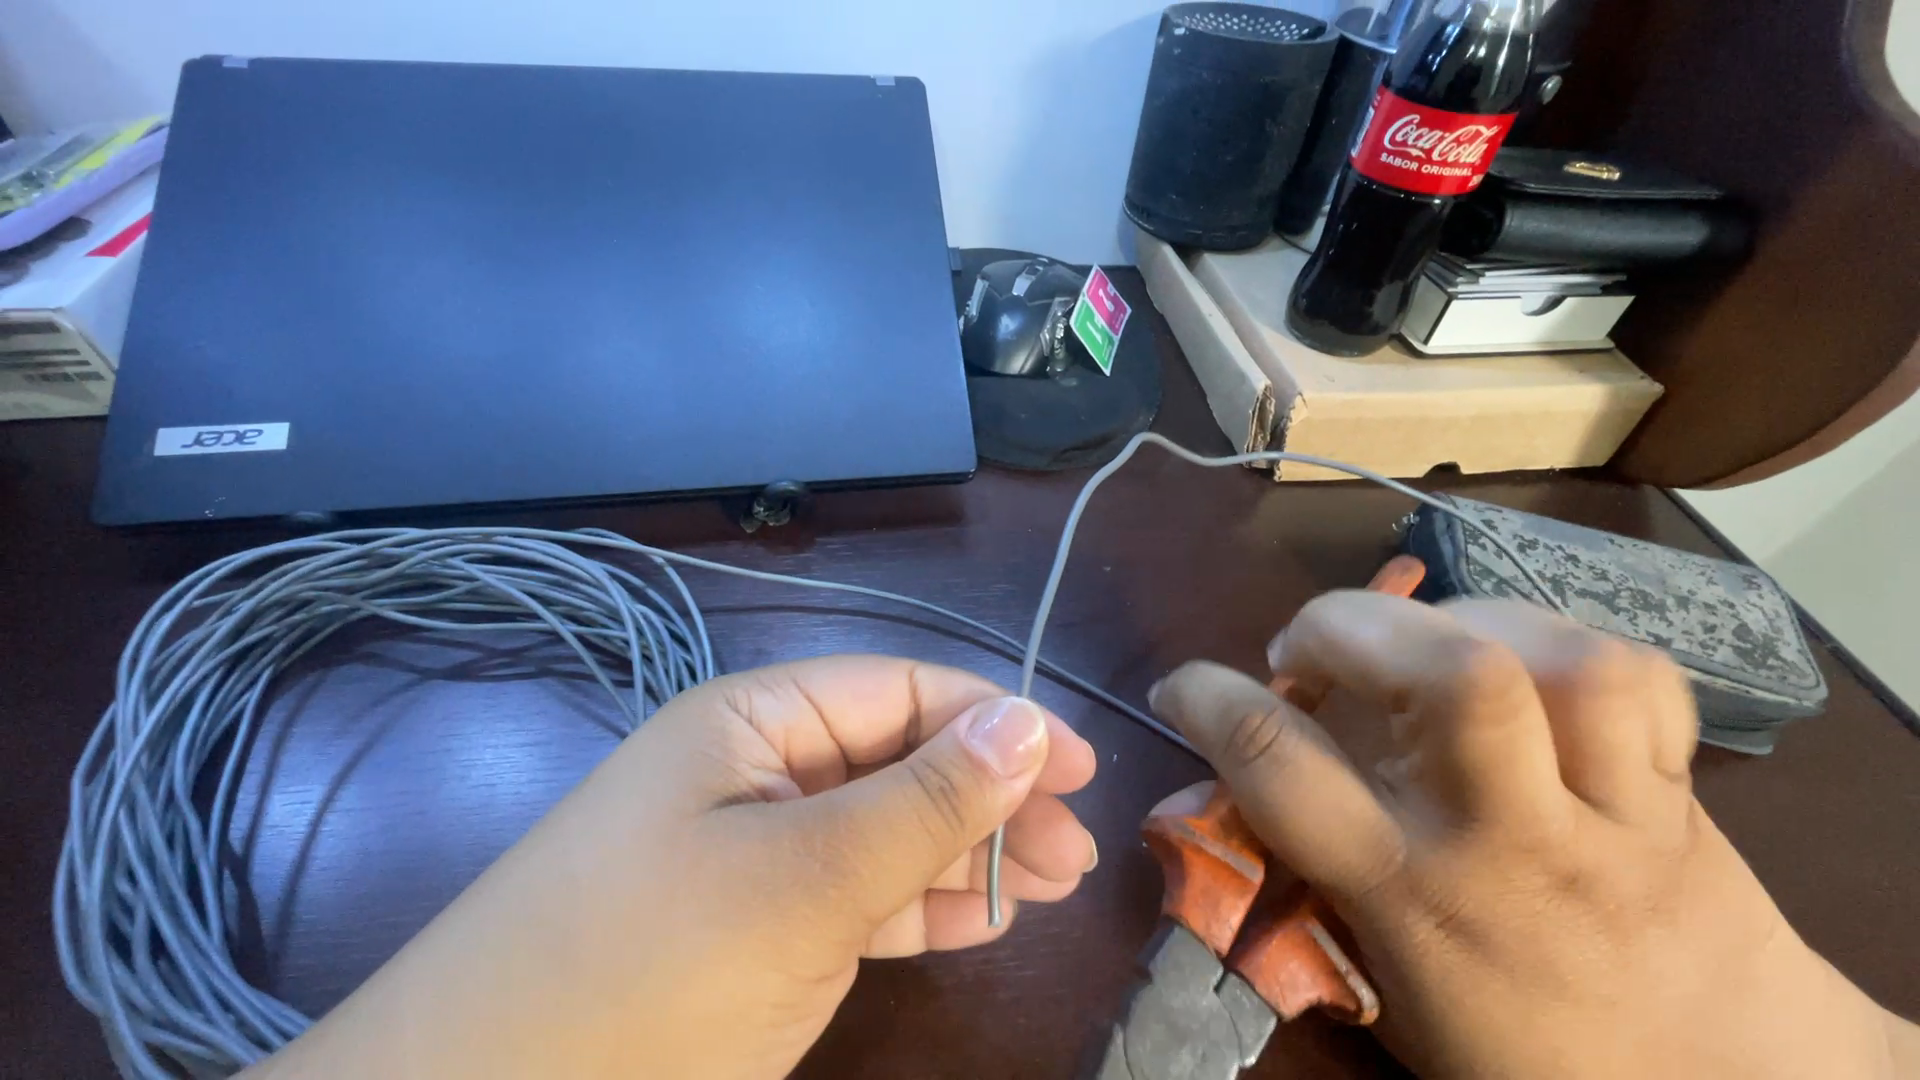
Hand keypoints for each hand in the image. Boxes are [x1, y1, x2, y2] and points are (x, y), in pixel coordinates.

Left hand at [247, 656, 1096, 1079]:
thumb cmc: (642, 976)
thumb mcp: (802, 881)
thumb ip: (921, 803)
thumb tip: (1025, 724)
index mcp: (755, 721)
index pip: (899, 693)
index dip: (993, 720)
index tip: (1075, 769)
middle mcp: (759, 770)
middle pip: (900, 759)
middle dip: (989, 796)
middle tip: (1072, 849)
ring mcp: (756, 851)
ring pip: (885, 828)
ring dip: (966, 851)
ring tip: (1049, 882)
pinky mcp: (755, 924)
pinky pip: (857, 893)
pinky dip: (919, 904)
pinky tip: (978, 918)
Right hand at [1150, 595, 1917, 1079]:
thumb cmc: (1517, 1055)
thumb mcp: (1378, 985)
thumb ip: (1295, 881)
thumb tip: (1196, 803)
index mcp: (1411, 893)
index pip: (1280, 762)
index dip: (1206, 699)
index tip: (1180, 688)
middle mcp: (1506, 838)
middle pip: (1440, 675)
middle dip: (1340, 623)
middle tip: (1305, 645)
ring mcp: (1609, 810)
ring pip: (1553, 660)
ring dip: (1455, 618)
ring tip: (1416, 641)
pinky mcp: (1681, 792)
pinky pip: (1632, 672)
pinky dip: (1554, 639)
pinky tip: (1513, 666)